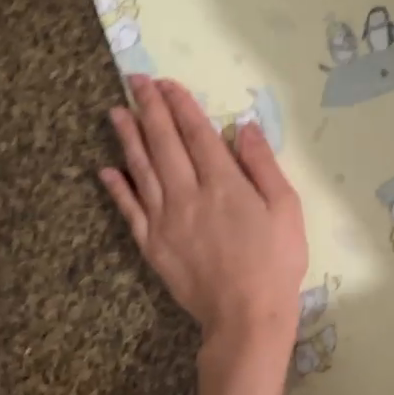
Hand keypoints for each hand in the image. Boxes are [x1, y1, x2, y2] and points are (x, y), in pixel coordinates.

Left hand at [100, 76, 308, 370]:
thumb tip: (244, 128)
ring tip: (116, 111)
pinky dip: (116, 187)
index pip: (197, 134)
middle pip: (164, 144)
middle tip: (135, 81)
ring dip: (127, 138)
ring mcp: (164, 219)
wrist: (246, 313)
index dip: (181, 106)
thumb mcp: (287, 209)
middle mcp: (188, 194)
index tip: (167, 83)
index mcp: (224, 183)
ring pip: (140, 169)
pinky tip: (106, 169)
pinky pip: (128, 209)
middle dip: (149, 109)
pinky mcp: (151, 244)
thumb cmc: (277, 260)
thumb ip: (263, 166)